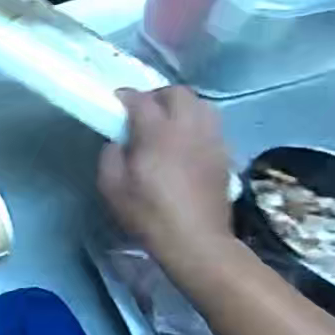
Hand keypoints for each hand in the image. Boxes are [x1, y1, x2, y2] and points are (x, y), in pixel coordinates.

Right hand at [98, 87, 235, 267]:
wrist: (196, 240)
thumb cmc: (149, 214)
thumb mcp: (112, 187)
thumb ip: (110, 156)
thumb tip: (118, 142)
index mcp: (158, 133)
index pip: (141, 99)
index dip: (125, 97)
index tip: (115, 103)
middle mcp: (188, 128)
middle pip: (178, 93)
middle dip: (157, 95)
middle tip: (143, 111)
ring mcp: (211, 140)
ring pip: (201, 104)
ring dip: (182, 107)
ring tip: (168, 124)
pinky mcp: (224, 154)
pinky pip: (212, 125)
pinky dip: (197, 124)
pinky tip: (186, 143)